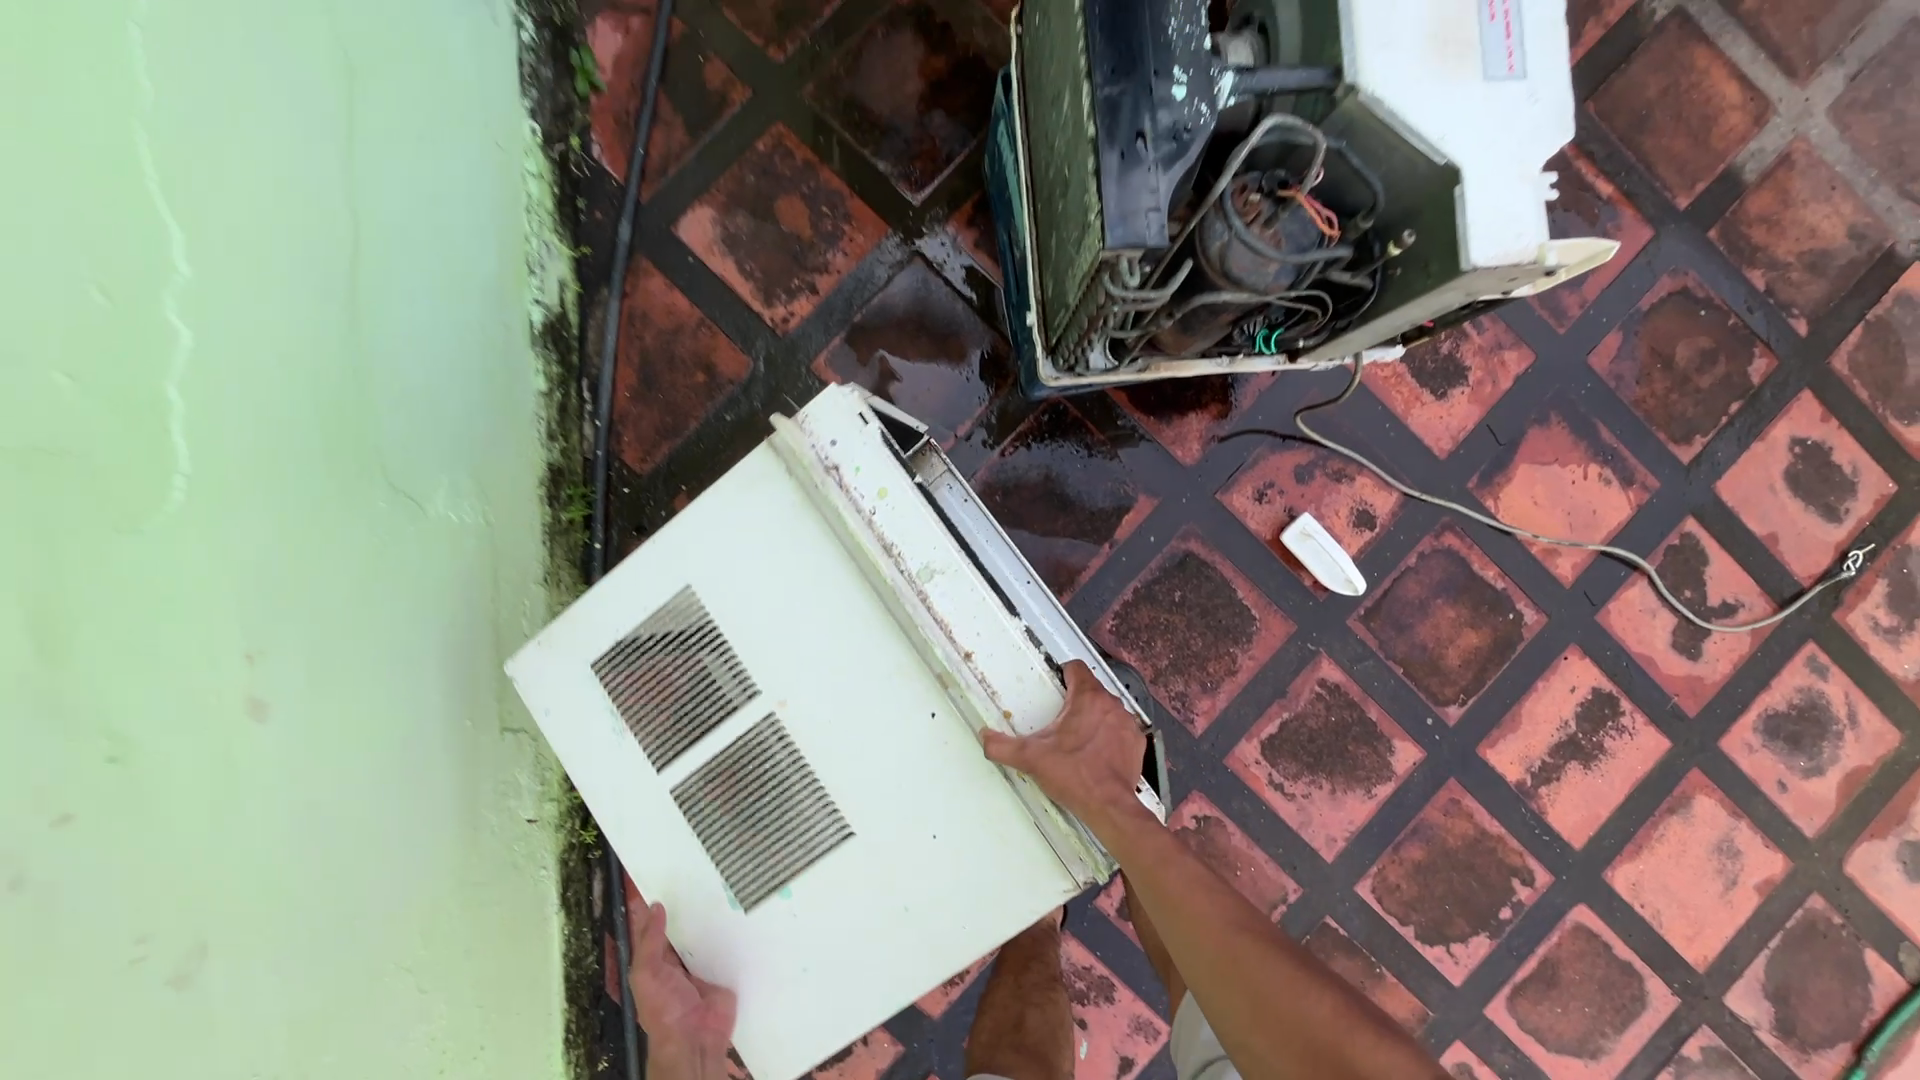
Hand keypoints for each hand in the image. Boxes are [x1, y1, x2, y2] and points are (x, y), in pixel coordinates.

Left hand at [626, 879, 737, 1079]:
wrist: (696, 1039)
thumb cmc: (663, 1009)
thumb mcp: (645, 975)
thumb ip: (649, 942)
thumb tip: (656, 906)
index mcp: (655, 957)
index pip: (652, 921)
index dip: (652, 899)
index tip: (659, 870)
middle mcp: (679, 954)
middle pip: (682, 921)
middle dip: (688, 899)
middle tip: (700, 866)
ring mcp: (702, 959)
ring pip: (706, 928)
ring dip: (712, 910)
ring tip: (724, 876)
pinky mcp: (724, 964)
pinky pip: (728, 941)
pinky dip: (733, 927)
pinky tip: (743, 904)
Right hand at [981, 660, 1150, 833]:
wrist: (1109, 806)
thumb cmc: (1076, 776)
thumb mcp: (1031, 758)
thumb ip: (1002, 746)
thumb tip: (987, 738)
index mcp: (1088, 698)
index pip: (1076, 668)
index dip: (1063, 673)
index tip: (1054, 685)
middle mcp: (1111, 705)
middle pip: (1091, 689)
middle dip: (1075, 700)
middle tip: (1059, 719)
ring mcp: (1127, 724)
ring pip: (1106, 709)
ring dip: (1093, 718)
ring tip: (1076, 738)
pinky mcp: (1135, 743)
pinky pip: (1120, 730)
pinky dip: (1108, 737)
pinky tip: (1095, 753)